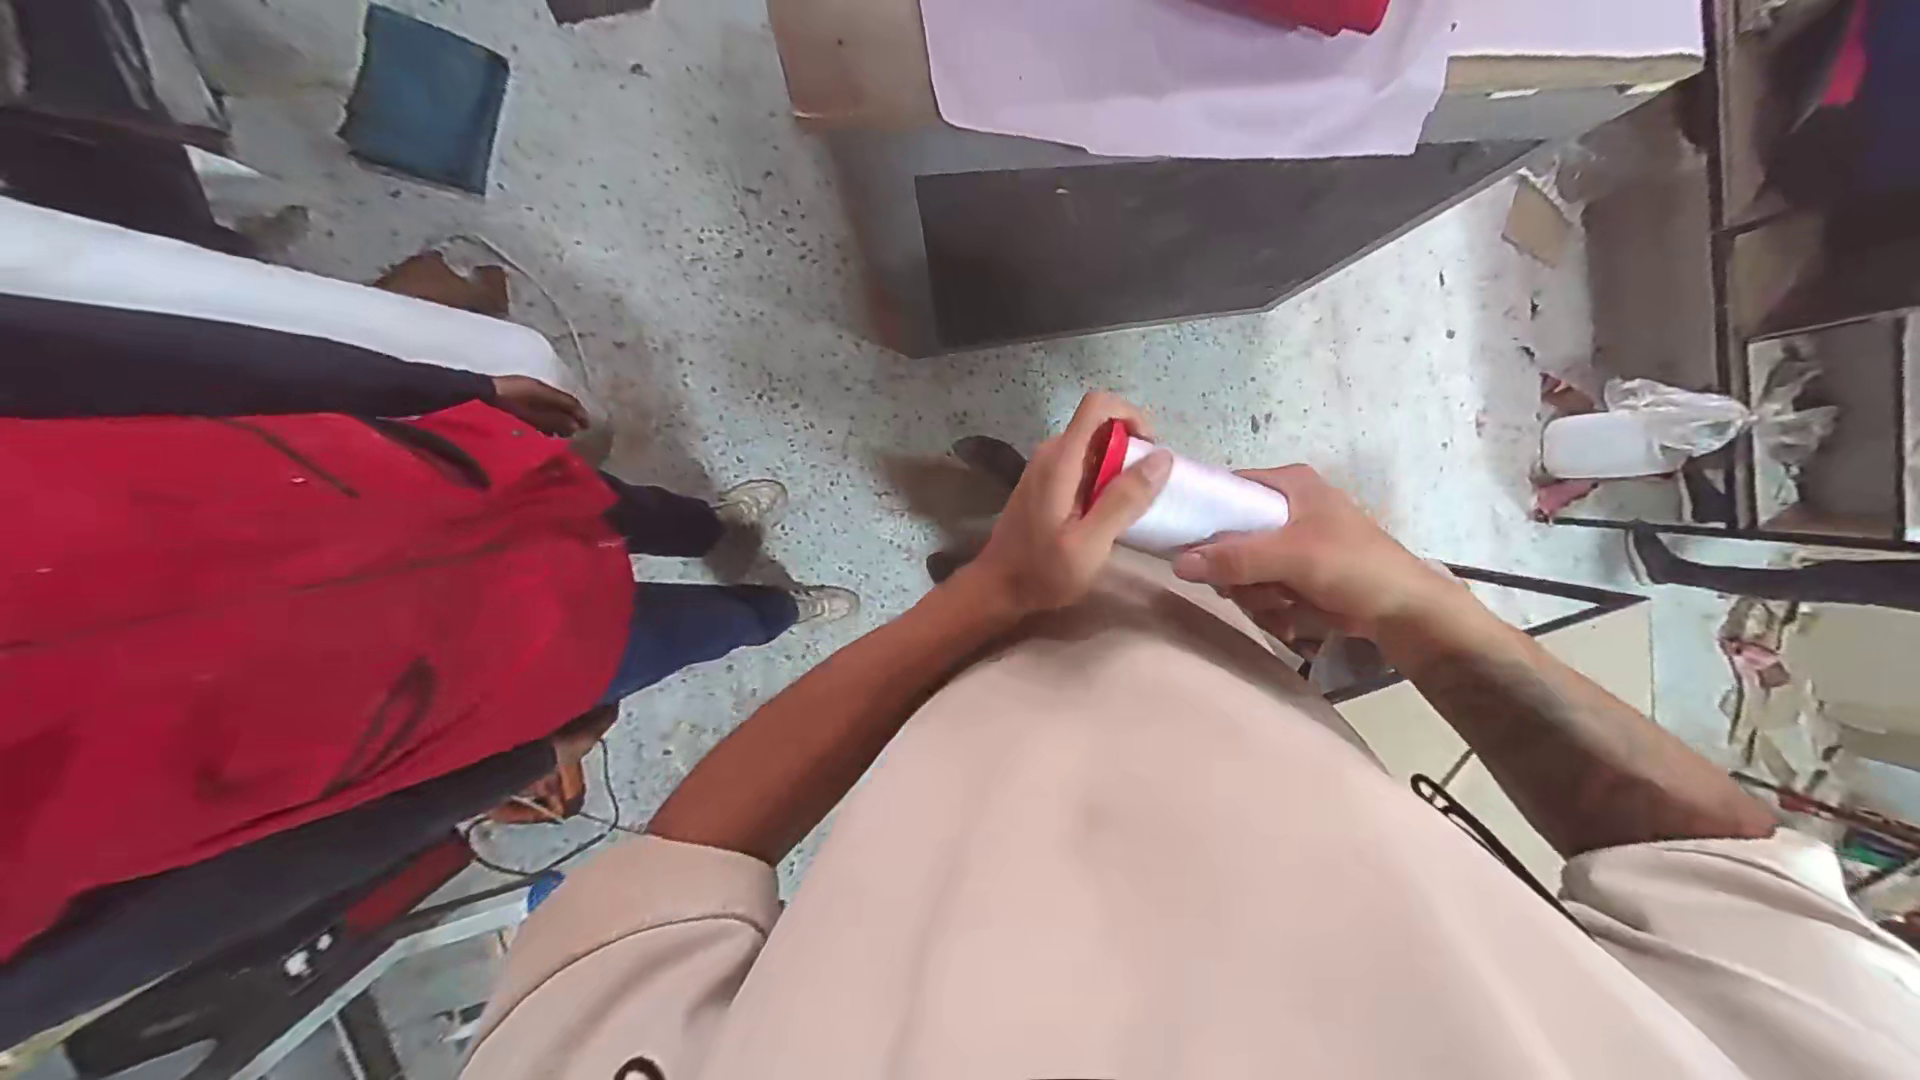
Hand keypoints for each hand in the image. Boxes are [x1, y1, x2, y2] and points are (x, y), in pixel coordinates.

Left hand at [491, 375, 589, 436]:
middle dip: (570, 417)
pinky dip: (545, 414)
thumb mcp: (531, 416)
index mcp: (544, 390)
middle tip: (574, 431)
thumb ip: (554, 421)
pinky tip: (542, 426)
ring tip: (558, 432)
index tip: (587, 427)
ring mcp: (527, 387)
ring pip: (550, 403)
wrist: (475, 392)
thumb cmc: (505, 405)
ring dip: (557, 417)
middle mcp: (539, 386)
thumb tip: (575, 426)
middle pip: (561, 402)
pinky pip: (538, 403)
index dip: (581, 415)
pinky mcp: (517, 392)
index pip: (570, 402)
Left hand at [963, 392, 1171, 613]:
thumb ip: (1124, 500)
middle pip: (1098, 425)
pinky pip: (1081, 465)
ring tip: (1132, 505)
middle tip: (1146, 489)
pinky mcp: (1044, 484)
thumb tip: (1162, 458)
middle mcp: (1050, 454)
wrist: (997, 588)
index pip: (1098, 405)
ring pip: (1092, 447)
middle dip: (1130, 447)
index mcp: (1060, 460)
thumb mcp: (1090, 543)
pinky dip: (1102, 479)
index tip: (1150, 450)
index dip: (1131, 415)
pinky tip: (1107, 513)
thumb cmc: (1042, 571)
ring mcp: (1044, 469)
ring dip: (1118, 466)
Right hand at [1171, 465, 1464, 641]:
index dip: (1204, 513)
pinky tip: (1288, 611)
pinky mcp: (1292, 574)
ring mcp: (1287, 544)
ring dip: (1253, 591)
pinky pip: (1256, 586)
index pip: (1226, 488)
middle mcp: (1284, 508)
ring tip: (1280, 600)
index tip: (1189, 543)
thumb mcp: (1293, 555)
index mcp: (1288, 483)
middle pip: (1227, 536)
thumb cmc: (1355, 566)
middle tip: (1245, 584)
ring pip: (1238, 567)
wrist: (1405, 614)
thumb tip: (1178, 563)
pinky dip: (1267, 603)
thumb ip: (1235, 557)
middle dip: (1235, 569)